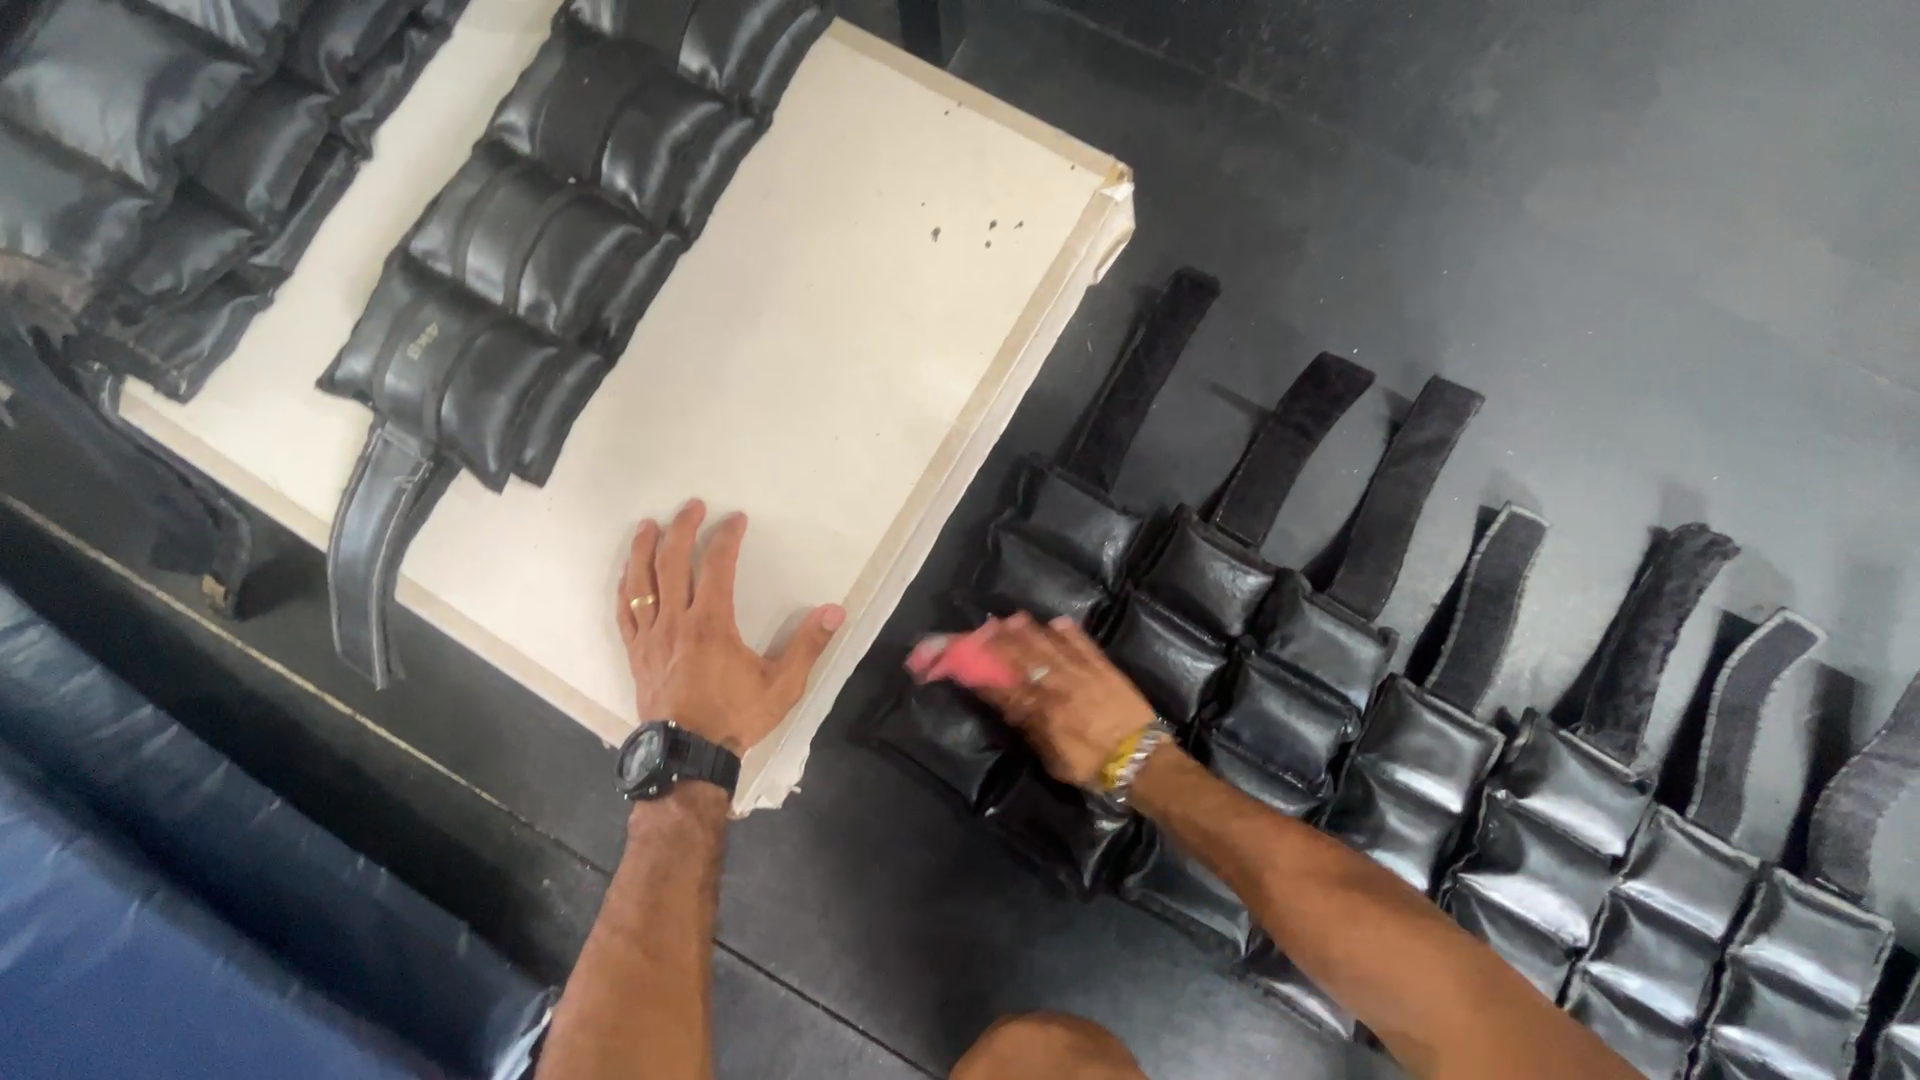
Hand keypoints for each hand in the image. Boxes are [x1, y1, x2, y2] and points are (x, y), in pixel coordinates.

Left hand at [616, 500, 844, 753]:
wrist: (688, 757)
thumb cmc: (736, 718)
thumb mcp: (783, 685)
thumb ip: (808, 646)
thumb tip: (835, 611)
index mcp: (712, 624)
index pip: (717, 566)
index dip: (726, 537)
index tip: (736, 519)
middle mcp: (676, 622)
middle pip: (672, 562)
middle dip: (682, 528)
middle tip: (692, 506)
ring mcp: (651, 637)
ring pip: (641, 582)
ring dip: (644, 549)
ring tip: (648, 525)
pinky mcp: (636, 653)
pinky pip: (625, 612)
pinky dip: (626, 587)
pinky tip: (628, 574)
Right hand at [974, 613, 1156, 788]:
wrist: (1141, 759)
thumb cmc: (1093, 766)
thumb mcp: (1053, 759)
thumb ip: (1031, 731)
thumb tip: (1011, 710)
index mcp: (1041, 712)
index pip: (1002, 690)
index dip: (980, 675)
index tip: (964, 663)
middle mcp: (1057, 687)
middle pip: (1022, 659)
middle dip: (1000, 642)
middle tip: (985, 628)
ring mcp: (1081, 673)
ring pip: (1049, 645)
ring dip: (1029, 631)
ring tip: (1013, 618)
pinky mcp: (1103, 667)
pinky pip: (1083, 643)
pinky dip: (1069, 632)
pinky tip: (1057, 621)